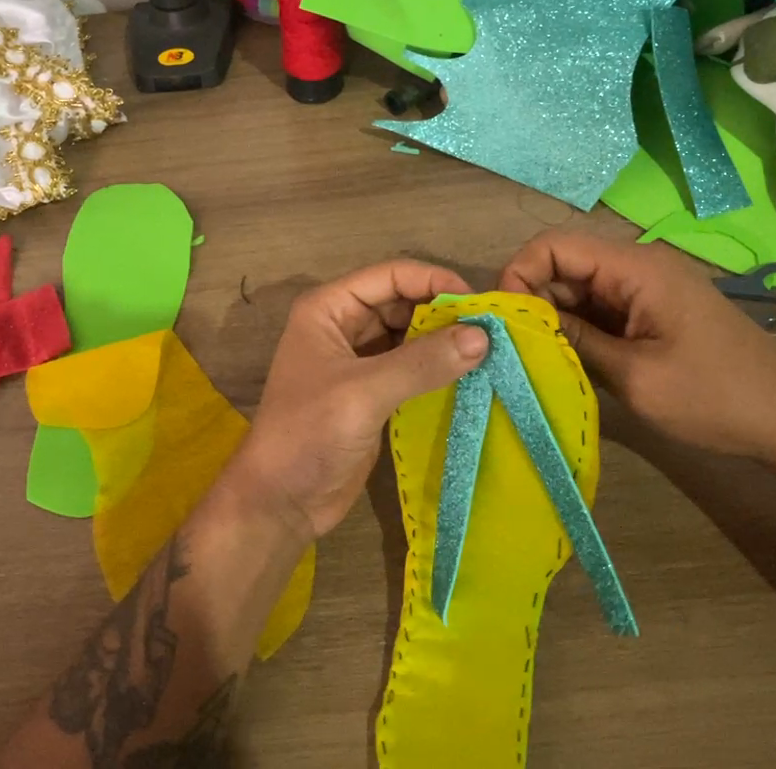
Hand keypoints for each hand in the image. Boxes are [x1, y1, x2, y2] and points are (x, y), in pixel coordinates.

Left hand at [230, 260, 489, 541]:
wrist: (281, 500)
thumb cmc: (309, 435)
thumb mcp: (364, 393)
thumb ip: (421, 363)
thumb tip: (482, 336)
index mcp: (328, 309)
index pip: (390, 275)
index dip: (434, 281)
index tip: (480, 305)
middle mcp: (343, 326)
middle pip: (403, 302)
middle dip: (444, 312)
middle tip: (494, 331)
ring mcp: (358, 360)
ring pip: (410, 334)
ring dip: (444, 341)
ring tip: (491, 351)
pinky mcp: (372, 392)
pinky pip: (411, 367)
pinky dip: (438, 368)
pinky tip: (471, 376)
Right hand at [497, 229, 775, 465]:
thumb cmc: (715, 398)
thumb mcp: (634, 375)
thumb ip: (572, 341)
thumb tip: (515, 322)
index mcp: (637, 267)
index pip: (553, 245)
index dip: (519, 273)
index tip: (504, 321)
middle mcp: (639, 266)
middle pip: (563, 264)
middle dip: (531, 299)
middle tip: (512, 347)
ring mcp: (647, 288)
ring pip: (577, 288)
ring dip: (552, 318)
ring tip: (532, 357)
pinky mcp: (652, 311)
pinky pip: (599, 308)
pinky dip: (576, 329)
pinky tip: (565, 360)